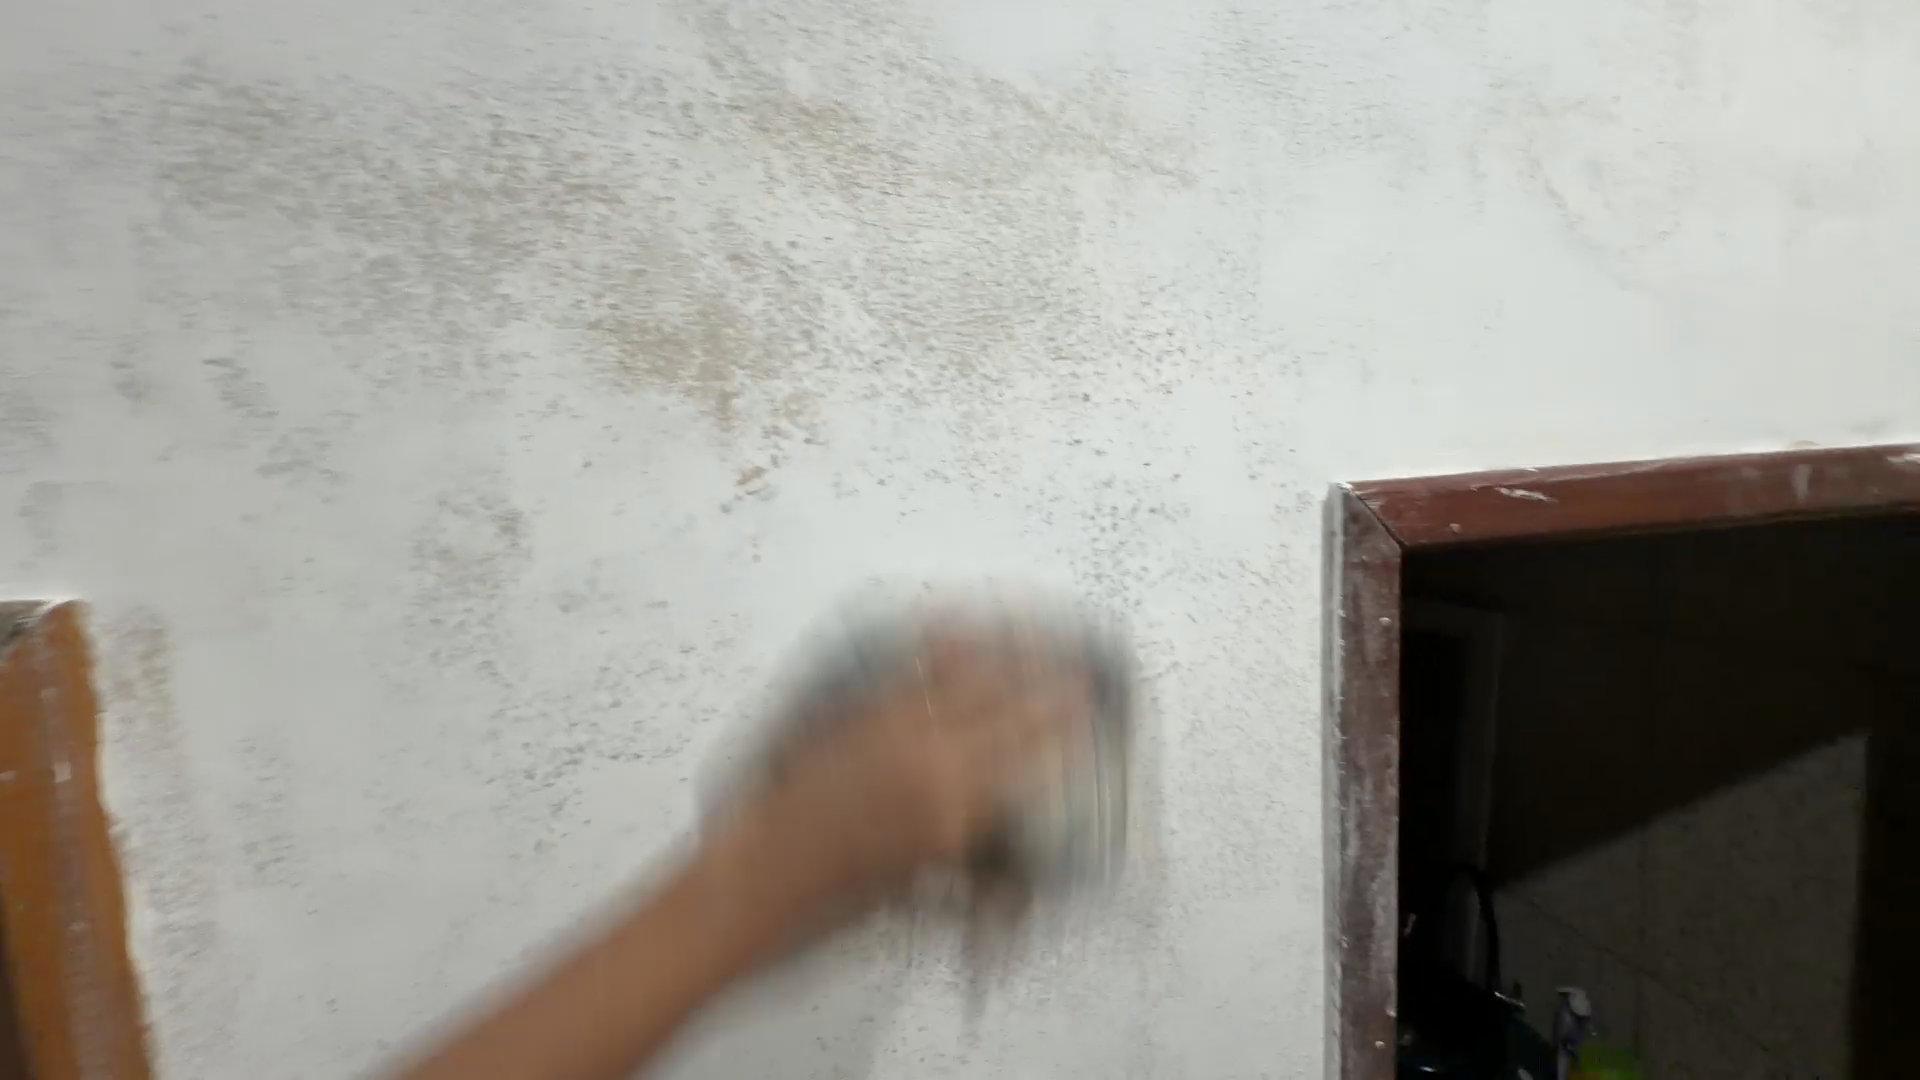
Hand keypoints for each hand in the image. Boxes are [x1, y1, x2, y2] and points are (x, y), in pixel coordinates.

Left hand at [715, 635, 1090, 928]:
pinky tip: (953, 628)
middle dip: (1050, 686)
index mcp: (950, 812)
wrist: (744, 888)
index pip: (1027, 760)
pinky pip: (905, 670)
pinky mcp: (852, 714)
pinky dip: (936, 646)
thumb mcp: (914, 896)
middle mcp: (925, 759)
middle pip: (1007, 710)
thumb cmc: (821, 908)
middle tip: (1077, 669)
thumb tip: (991, 838)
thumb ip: (962, 857)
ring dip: (1001, 654)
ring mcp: (887, 728)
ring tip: (1029, 630)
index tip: (1088, 710)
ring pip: (961, 679)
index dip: (1064, 731)